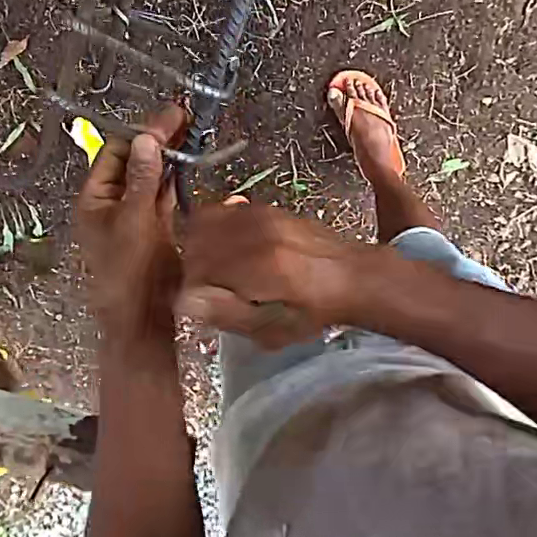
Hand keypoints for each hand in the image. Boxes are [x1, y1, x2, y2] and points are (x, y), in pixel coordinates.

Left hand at [75, 106, 188, 337]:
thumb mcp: (134, 221)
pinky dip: (176, 177)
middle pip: (134, 161)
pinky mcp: (155, 226)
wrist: (144, 316)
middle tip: (186, 117)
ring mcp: (135, 213)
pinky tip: (191, 162)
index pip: (114, 152)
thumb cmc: (129, 270)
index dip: (141, 133)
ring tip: (193, 132)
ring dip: (169, 156)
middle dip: (157, 140)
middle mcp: (112, 202)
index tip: (169, 118)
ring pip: (151, 176)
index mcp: (95, 199)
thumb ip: (142, 180)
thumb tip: (146, 139)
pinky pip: (164, 194)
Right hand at [175, 203, 378, 348]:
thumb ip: (227, 313)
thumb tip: (185, 300)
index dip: (189, 286)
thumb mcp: (272, 329)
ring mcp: (262, 215)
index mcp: (259, 265)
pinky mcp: (266, 208)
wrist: (351, 276)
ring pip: (205, 219)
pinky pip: (224, 210)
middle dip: (192, 264)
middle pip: (196, 239)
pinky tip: (228, 248)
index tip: (197, 301)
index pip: (196, 268)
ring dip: (201, 244)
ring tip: (214, 267)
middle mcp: (257, 233)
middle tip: (204, 285)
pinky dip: (215, 228)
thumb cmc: (313, 311)